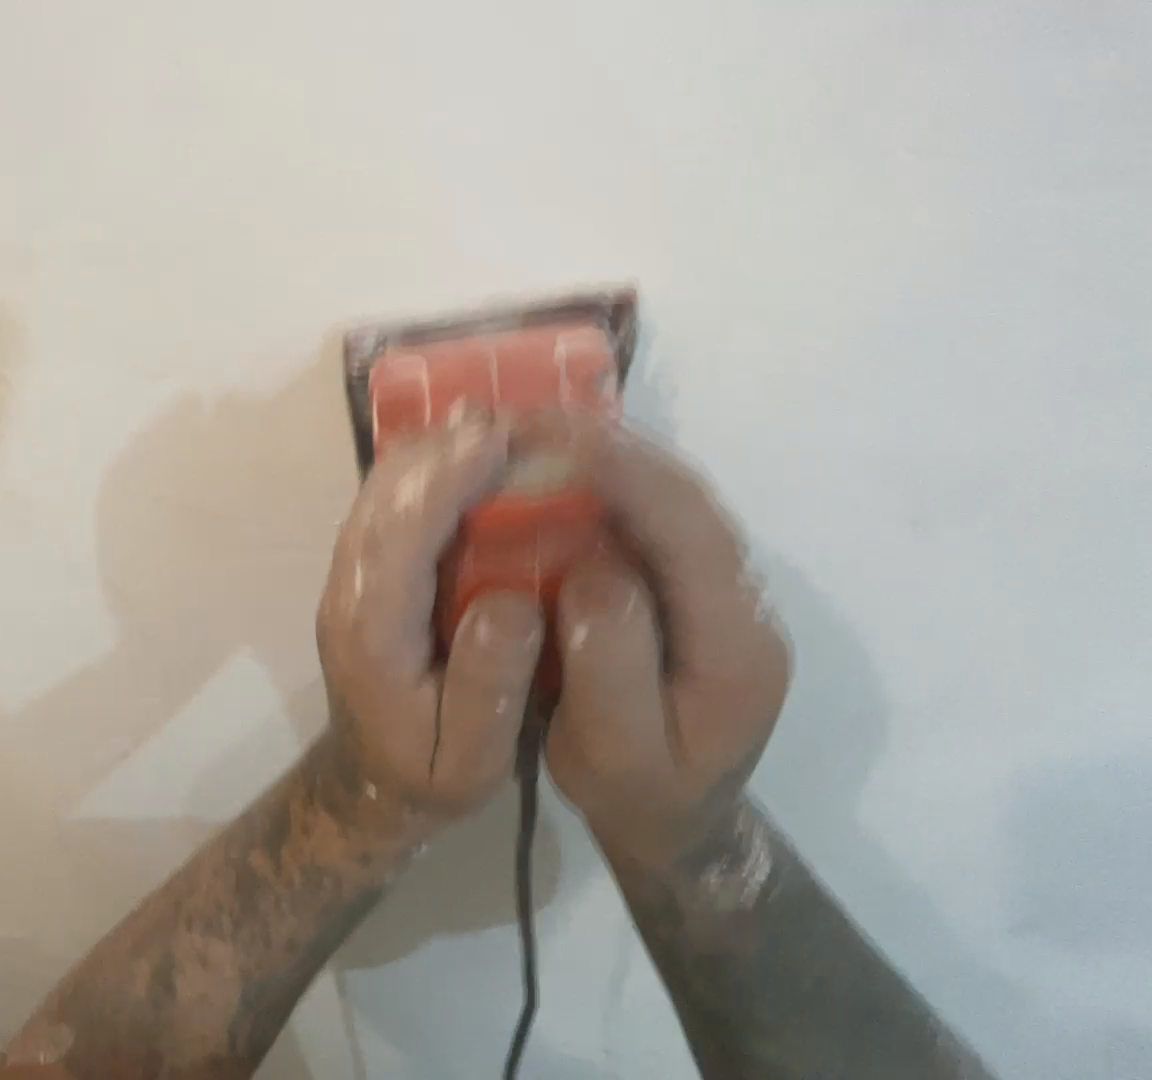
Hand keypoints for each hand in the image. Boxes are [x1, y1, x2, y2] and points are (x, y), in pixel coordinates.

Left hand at [317, 412, 546, 820]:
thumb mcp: (472, 759)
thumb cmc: (427, 772)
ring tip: (490, 420)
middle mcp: (347, 593)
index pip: (398, 539)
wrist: (370, 779)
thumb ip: (489, 687)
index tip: (496, 436)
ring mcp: (347, 579)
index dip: (443, 481)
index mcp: (370, 634)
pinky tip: (463, 453)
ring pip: (376, 496)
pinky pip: (384, 507)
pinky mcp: (359, 573)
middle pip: (380, 502)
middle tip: (507, 412)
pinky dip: (421, 471)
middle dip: (438, 450)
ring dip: (428, 452)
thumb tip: (511, 604)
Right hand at [533, 418, 791, 866]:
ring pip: (671, 500)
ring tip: (537, 431)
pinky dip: (604, 485)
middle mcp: (739, 600)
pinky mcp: (685, 588)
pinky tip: (555, 472)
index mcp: (736, 642)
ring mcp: (716, 590)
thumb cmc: (639, 791)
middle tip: (528, 419)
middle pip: (686, 500)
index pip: (689, 533)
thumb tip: (594, 568)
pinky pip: (649, 520)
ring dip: (607, 457)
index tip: (549, 437)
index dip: (623, 474)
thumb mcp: (615, 754)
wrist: (675, 817)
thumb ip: (612, 665)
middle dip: (611, 448)